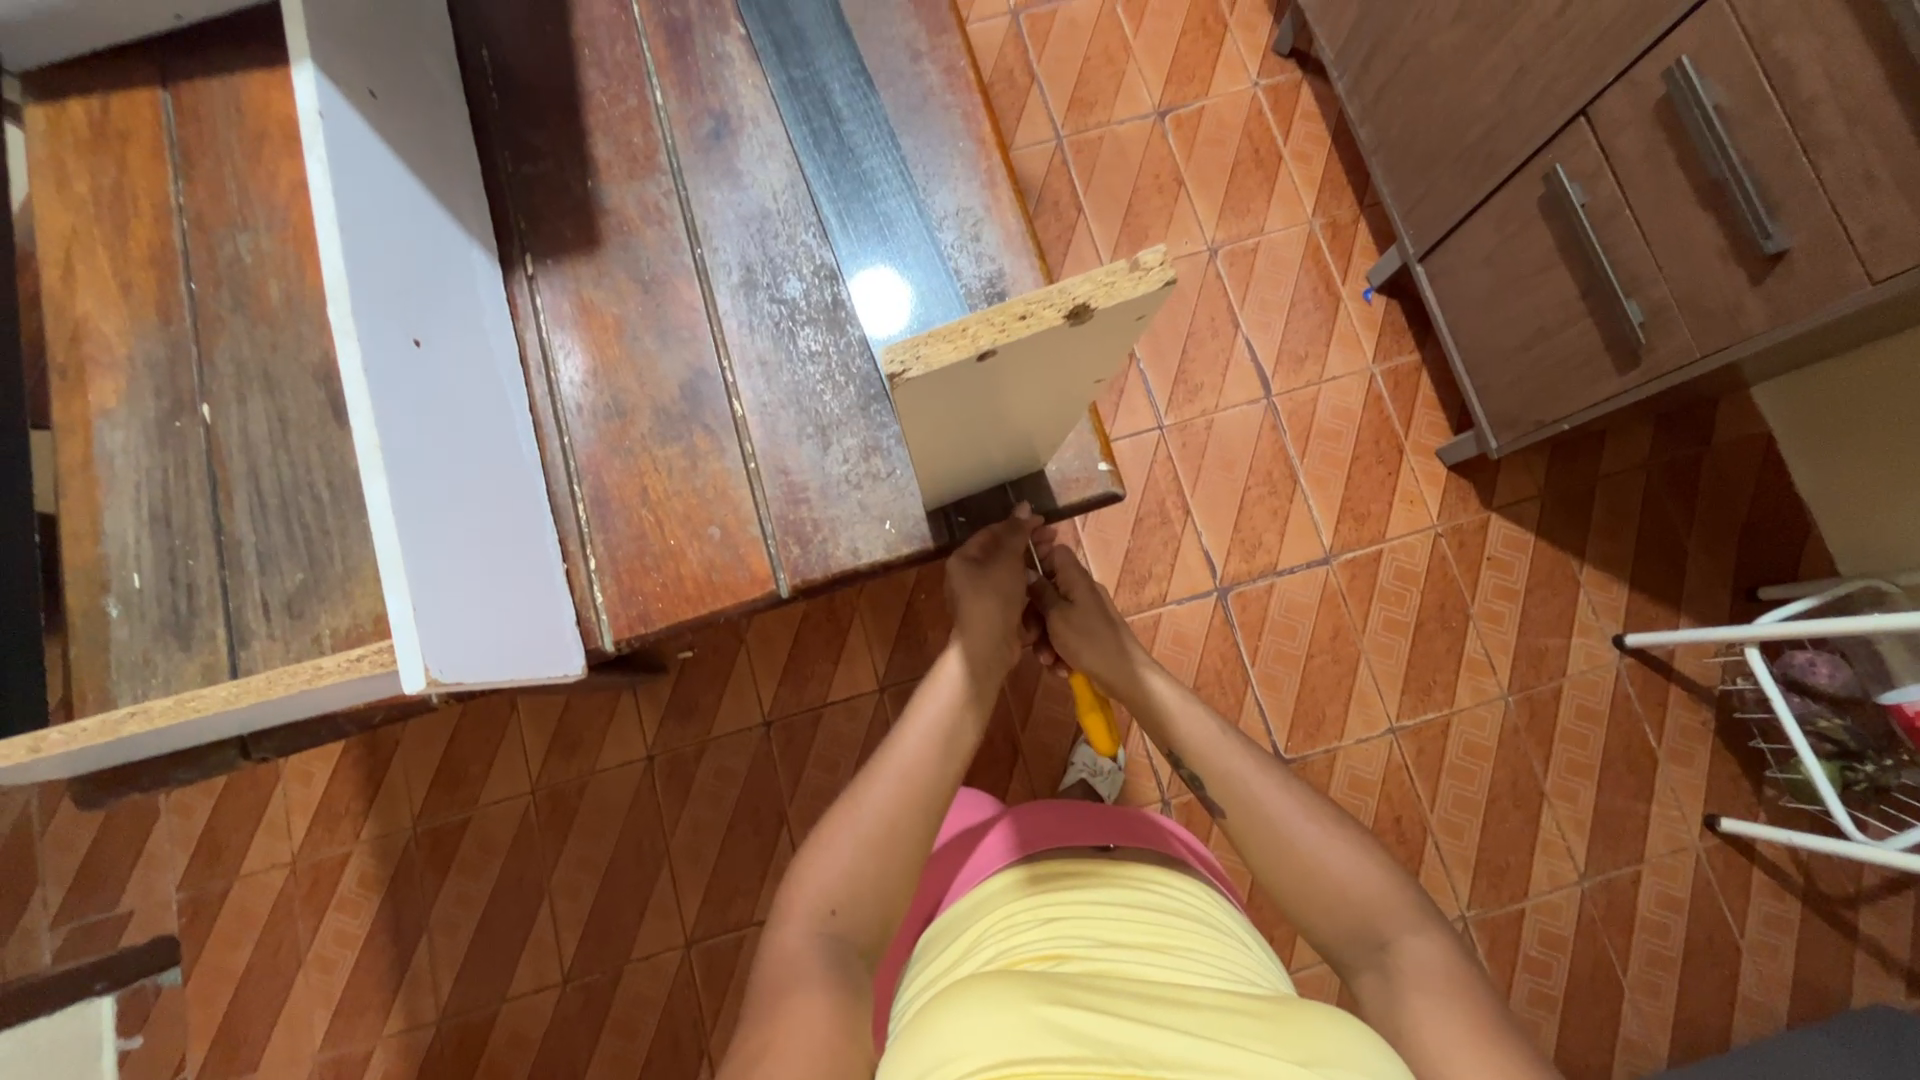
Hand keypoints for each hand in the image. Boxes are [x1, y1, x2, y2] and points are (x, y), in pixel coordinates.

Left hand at [943, 503, 1042, 677]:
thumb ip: (1016, 532)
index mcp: (964, 559)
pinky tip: (1049, 579)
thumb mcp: (1006, 559)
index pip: (992, 533)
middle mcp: (969, 576)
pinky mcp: (998, 614)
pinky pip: (1015, 592)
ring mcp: (984, 597)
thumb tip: (1024, 505)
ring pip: (1011, 572)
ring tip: (1055, 555)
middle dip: (1029, 543)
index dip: (1018, 524)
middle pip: (1002, 552)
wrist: (988, 647)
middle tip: (1054, 537)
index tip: (1043, 520)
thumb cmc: (993, 596)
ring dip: (1032, 562)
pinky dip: (1031, 583)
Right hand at [1027, 532, 1146, 694]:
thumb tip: (1026, 571)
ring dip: (1046, 641)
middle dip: (1035, 616)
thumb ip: (1040, 592)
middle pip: (1049, 591)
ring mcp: (1086, 614)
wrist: (1124, 676)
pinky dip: (1060, 651)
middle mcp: (1081, 591)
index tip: (1020, 585)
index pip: (1055, 553)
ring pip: (1053, 618)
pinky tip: (1060, 668)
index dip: (1036, 563)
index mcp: (1076, 579)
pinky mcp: (1088, 634)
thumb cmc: (1088, 641)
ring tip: (1048, 661)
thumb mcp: (1057, 616)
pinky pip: (1065, 636)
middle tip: (1030, 637)